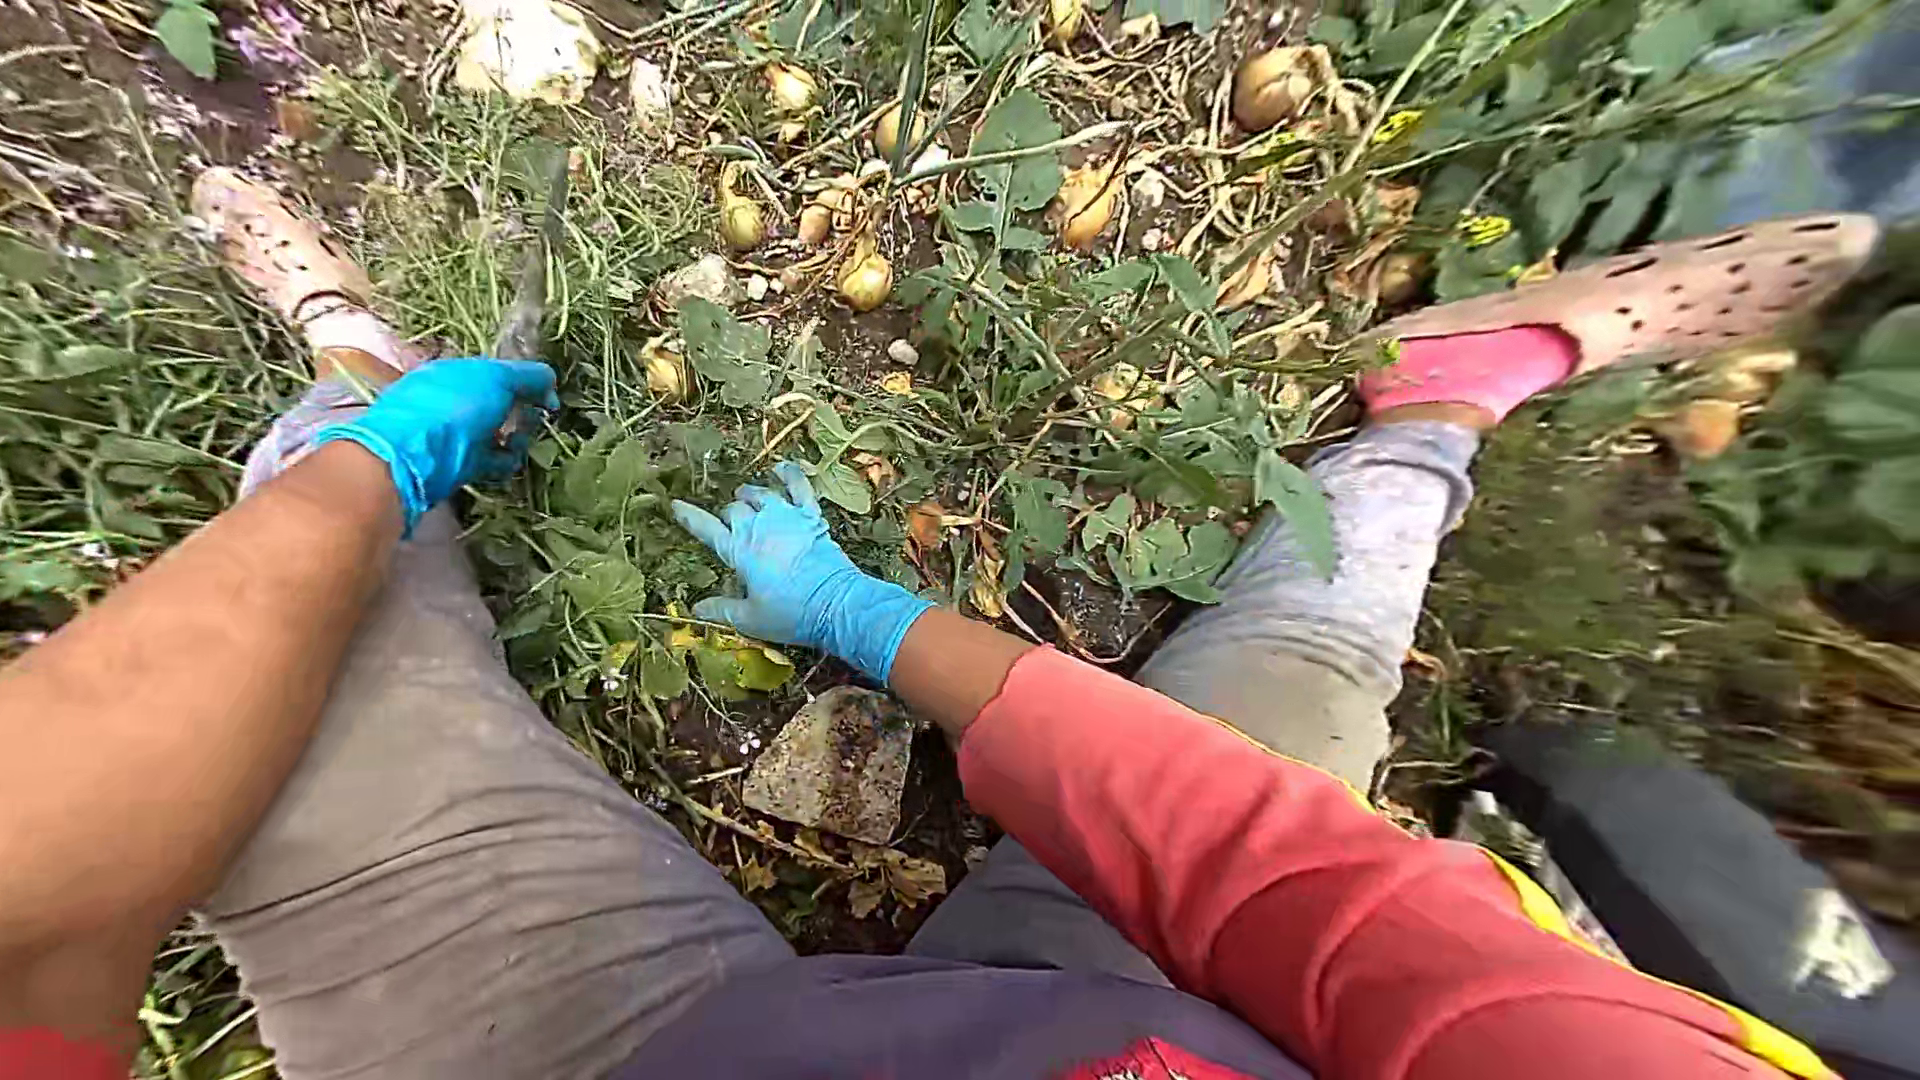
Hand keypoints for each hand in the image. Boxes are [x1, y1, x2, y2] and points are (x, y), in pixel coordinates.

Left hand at [313, 357, 558, 532]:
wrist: (416, 456)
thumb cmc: (454, 407)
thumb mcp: (496, 378)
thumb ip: (526, 375)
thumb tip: (549, 378)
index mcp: (455, 373)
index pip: (500, 375)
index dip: (528, 385)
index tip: (547, 399)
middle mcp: (453, 400)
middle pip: (504, 405)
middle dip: (523, 413)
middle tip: (531, 421)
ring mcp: (455, 432)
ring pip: (502, 432)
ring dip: (518, 438)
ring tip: (517, 443)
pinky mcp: (461, 461)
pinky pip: (495, 458)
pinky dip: (506, 459)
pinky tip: (508, 459)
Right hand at [672, 462, 932, 683]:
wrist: (836, 603)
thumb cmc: (791, 613)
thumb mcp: (750, 619)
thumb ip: (721, 610)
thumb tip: (696, 608)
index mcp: (739, 550)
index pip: (705, 528)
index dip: (689, 517)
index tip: (676, 505)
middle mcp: (759, 526)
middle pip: (734, 509)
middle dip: (728, 514)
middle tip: (731, 524)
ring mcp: (787, 517)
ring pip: (761, 493)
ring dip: (751, 494)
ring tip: (747, 496)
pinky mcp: (811, 516)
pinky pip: (800, 487)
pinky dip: (790, 474)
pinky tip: (782, 467)